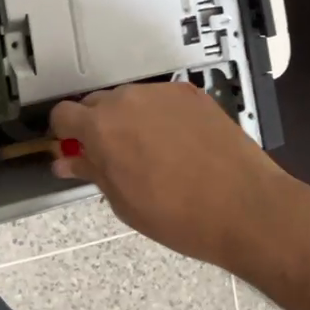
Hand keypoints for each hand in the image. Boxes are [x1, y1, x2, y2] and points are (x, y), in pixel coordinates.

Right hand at [49, 82, 290, 270]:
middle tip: (116, 157)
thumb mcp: (124, 203)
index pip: (63, 114)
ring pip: (129, 100)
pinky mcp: (189, 93)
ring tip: (153, 153)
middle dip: (97, 126)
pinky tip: (179, 144)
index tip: (76, 149)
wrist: (246, 208)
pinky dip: (161, 115)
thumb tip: (66, 162)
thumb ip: (92, 173)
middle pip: (95, 103)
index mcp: (101, 127)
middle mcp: (125, 100)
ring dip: (130, 119)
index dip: (66, 133)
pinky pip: (161, 99)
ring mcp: (160, 93)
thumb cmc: (179, 216)